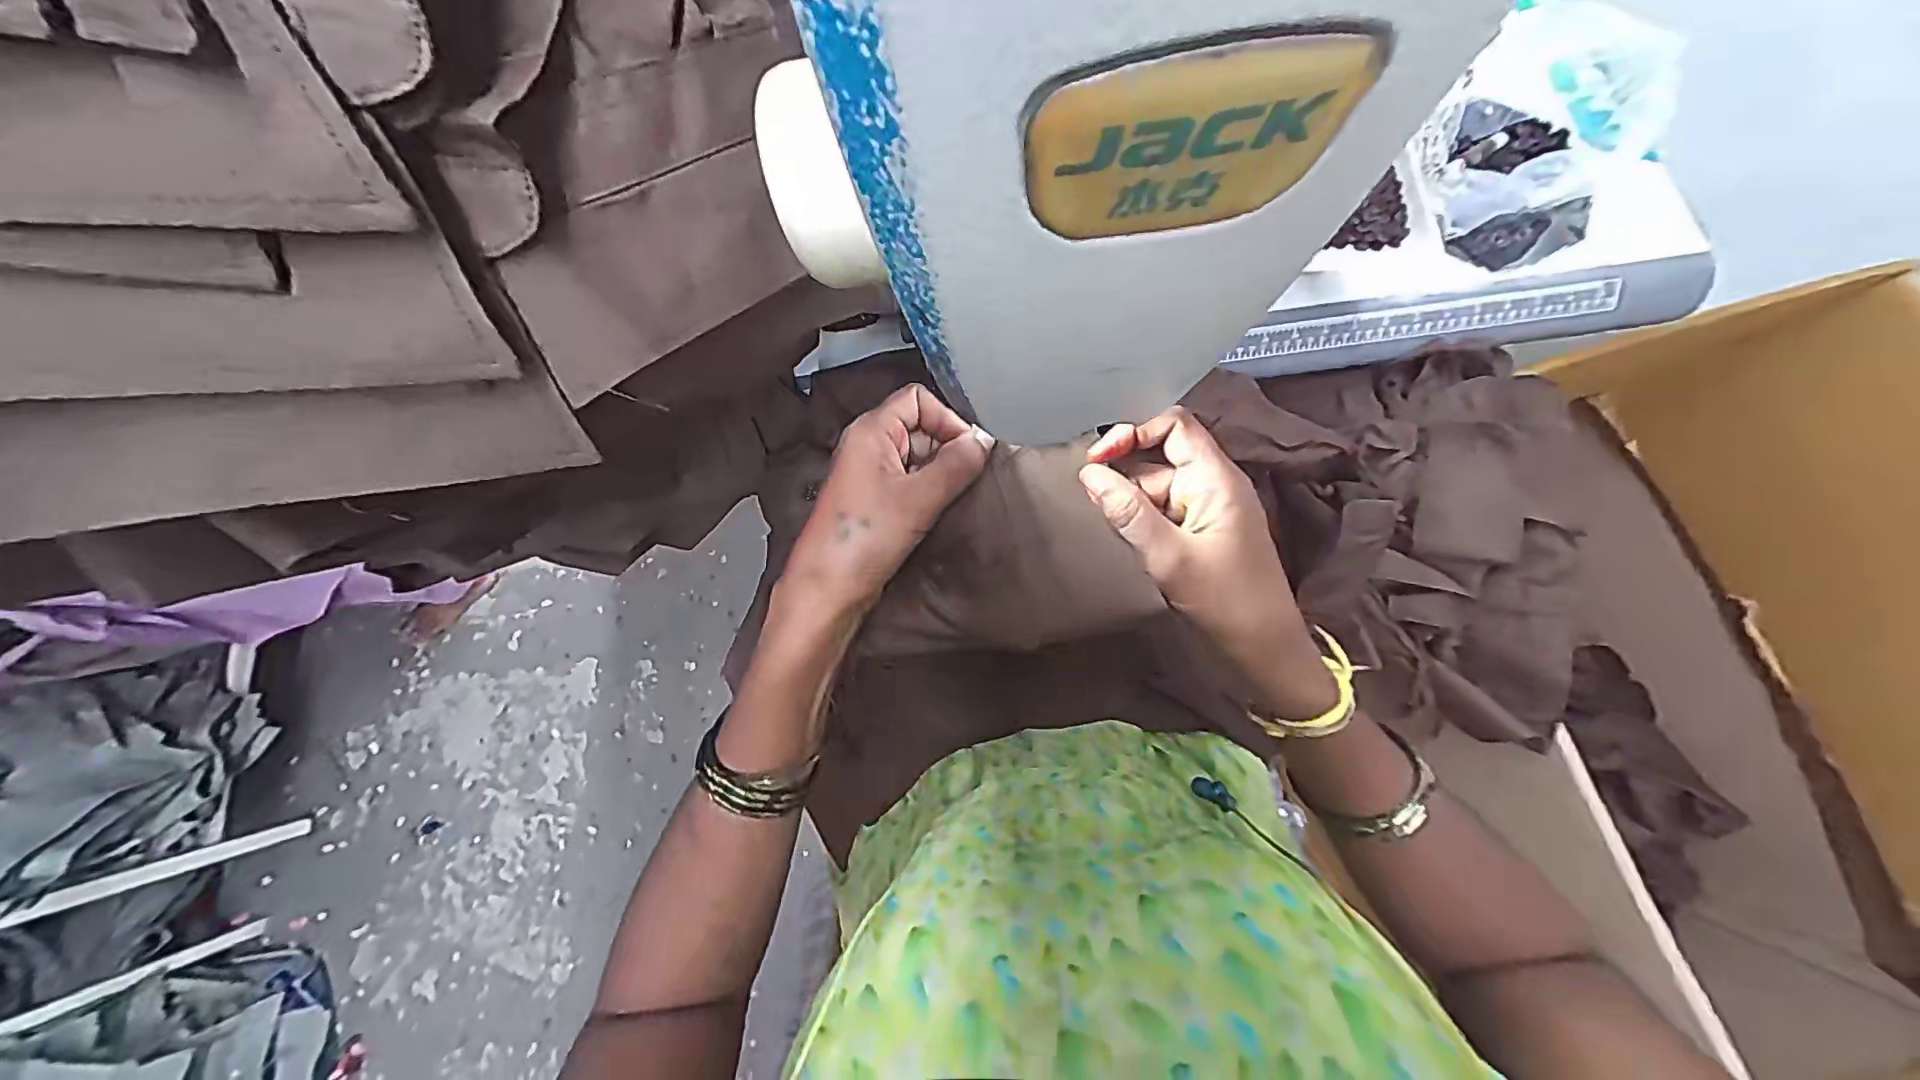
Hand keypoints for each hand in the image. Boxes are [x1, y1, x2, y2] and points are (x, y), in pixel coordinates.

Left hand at [780, 383, 993, 612]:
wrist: (828, 589)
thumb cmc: (860, 540)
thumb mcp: (919, 498)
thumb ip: (956, 465)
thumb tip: (983, 442)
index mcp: (870, 432)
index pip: (918, 399)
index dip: (948, 420)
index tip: (969, 452)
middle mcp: (868, 447)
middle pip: (922, 427)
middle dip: (948, 450)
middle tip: (963, 481)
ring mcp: (871, 475)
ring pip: (919, 458)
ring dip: (940, 475)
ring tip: (946, 502)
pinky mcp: (876, 502)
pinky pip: (911, 484)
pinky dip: (929, 494)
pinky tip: (935, 514)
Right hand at [1080, 406, 1336, 717]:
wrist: (1265, 650)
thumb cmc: (1225, 602)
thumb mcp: (1168, 556)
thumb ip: (1127, 512)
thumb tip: (1088, 473)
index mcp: (1216, 479)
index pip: (1174, 426)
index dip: (1133, 431)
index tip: (1097, 459)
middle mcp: (1213, 486)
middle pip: (1161, 456)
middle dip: (1124, 470)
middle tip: (1093, 496)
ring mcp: (1208, 511)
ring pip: (1158, 487)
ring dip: (1130, 499)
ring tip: (1109, 524)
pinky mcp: (1202, 534)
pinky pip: (1164, 512)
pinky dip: (1141, 519)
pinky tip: (1126, 537)